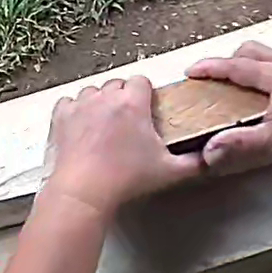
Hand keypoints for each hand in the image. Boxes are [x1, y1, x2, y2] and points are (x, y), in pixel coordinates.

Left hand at [44, 76, 203, 216]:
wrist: (84, 192)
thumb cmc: (126, 179)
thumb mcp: (169, 171)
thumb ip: (195, 162)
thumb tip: (210, 158)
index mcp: (133, 103)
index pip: (141, 80)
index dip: (145, 93)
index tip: (146, 109)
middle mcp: (106, 97)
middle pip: (117, 84)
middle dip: (123, 97)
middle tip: (128, 122)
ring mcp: (81, 105)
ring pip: (93, 91)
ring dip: (99, 102)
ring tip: (105, 125)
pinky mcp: (61, 117)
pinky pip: (69, 102)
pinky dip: (75, 110)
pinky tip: (82, 125)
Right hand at [185, 42, 271, 171]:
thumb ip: (241, 145)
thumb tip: (210, 151)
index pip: (236, 66)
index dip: (211, 67)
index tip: (192, 70)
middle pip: (252, 52)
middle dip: (229, 61)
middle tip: (214, 79)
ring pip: (267, 60)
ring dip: (248, 68)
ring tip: (235, 89)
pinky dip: (263, 78)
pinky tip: (263, 100)